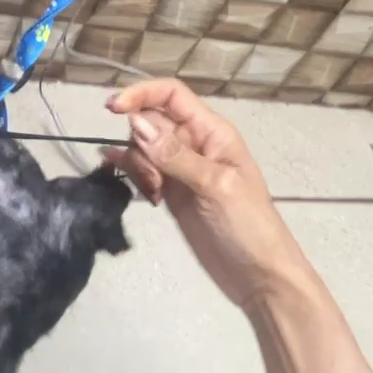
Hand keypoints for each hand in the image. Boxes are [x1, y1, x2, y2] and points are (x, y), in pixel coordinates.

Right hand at [102, 79, 308, 308]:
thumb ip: (174, 156)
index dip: (142, 93)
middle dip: (139, 139)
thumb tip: (136, 123)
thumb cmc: (249, 226)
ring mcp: (181, 168)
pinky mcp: (171, 191)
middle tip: (150, 175)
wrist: (260, 279)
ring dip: (138, 162)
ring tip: (153, 191)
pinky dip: (130, 171)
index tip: (113, 107)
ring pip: (144, 146)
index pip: (171, 95)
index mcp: (211, 131)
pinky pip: (143, 169)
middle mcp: (194, 142)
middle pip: (152, 120)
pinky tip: (119, 175)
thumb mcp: (215, 186)